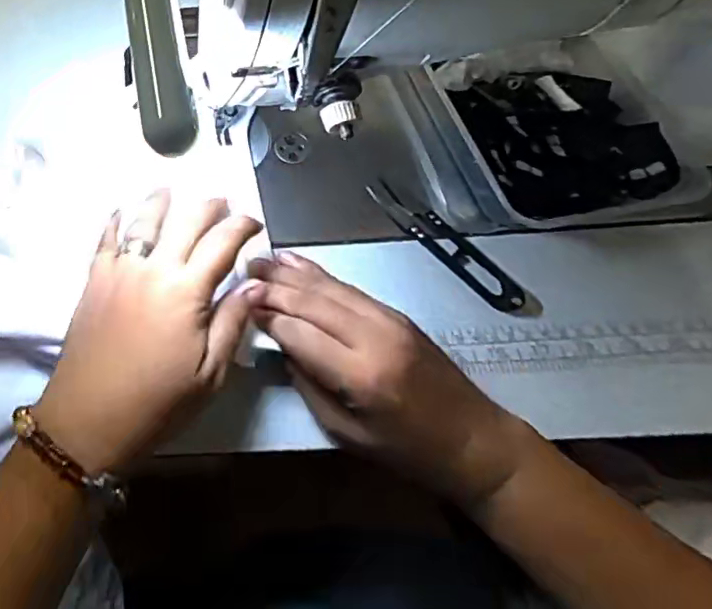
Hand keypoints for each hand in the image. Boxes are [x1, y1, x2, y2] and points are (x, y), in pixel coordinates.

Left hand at [34, 191, 264, 474]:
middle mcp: (154, 269)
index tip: (254, 222)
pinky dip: (116, 222)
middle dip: (209, 207)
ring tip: (171, 190)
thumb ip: (233, 322)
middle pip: (186, 222)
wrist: (86, 422)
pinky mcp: (94, 281)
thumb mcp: (209, 374)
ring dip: (161, 202)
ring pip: (144, 222)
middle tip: (223, 203)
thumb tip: (255, 283)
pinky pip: (106, 240)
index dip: (242, 226)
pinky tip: (121, 212)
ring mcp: (120, 271)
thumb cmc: (156, 403)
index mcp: (187, 291)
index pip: (222, 243)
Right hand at [250, 253, 538, 507]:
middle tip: (243, 272)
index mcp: (361, 375)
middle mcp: (374, 336)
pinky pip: (350, 288)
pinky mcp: (395, 312)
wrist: (470, 437)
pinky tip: (300, 264)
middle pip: (314, 302)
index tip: (241, 304)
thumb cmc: (408, 450)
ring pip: (332, 288)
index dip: (270, 318)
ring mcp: (388, 318)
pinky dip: (321, 275)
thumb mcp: (349, 434)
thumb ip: (312, 387)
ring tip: (263, 261)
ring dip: (294, 273)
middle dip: (276, 287)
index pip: (302, 333)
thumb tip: (284, 348)